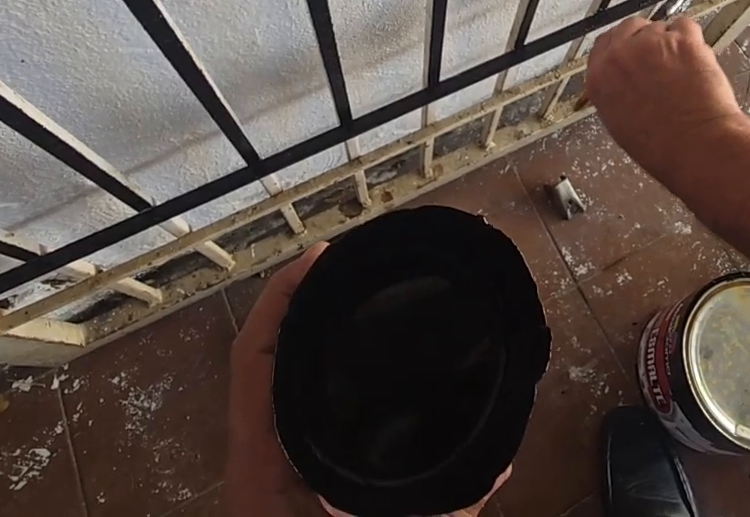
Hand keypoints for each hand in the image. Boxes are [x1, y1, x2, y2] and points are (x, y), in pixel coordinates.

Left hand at [221, 243, 505, 516]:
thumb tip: (495, 465)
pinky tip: (354, 364)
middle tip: (351, 266)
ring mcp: (271, 468)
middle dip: (298, 303)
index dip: (281, 298)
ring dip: (306, 335)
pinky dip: (315, 373)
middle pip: (263, 356)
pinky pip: (292, 410)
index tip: (322, 257)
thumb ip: (438, 505)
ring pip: (275, 382)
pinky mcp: (288, 480)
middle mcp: (260, 456)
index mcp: (262, 465)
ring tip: (353, 298)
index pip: (255, 358)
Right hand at [586, 16, 749, 175]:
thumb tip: (625, 80)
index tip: (631, 48)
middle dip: (645, 38)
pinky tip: (696, 62)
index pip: (603, 44)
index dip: (621, 45)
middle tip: (662, 56)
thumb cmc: (664, 147)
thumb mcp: (619, 123)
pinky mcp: (681, 40)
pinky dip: (693, 40)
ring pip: (660, 27)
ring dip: (671, 42)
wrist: (699, 146)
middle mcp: (620, 56)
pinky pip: (686, 26)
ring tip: (684, 69)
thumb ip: (615, 92)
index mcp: (600, 77)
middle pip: (629, 27)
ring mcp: (651, 44)